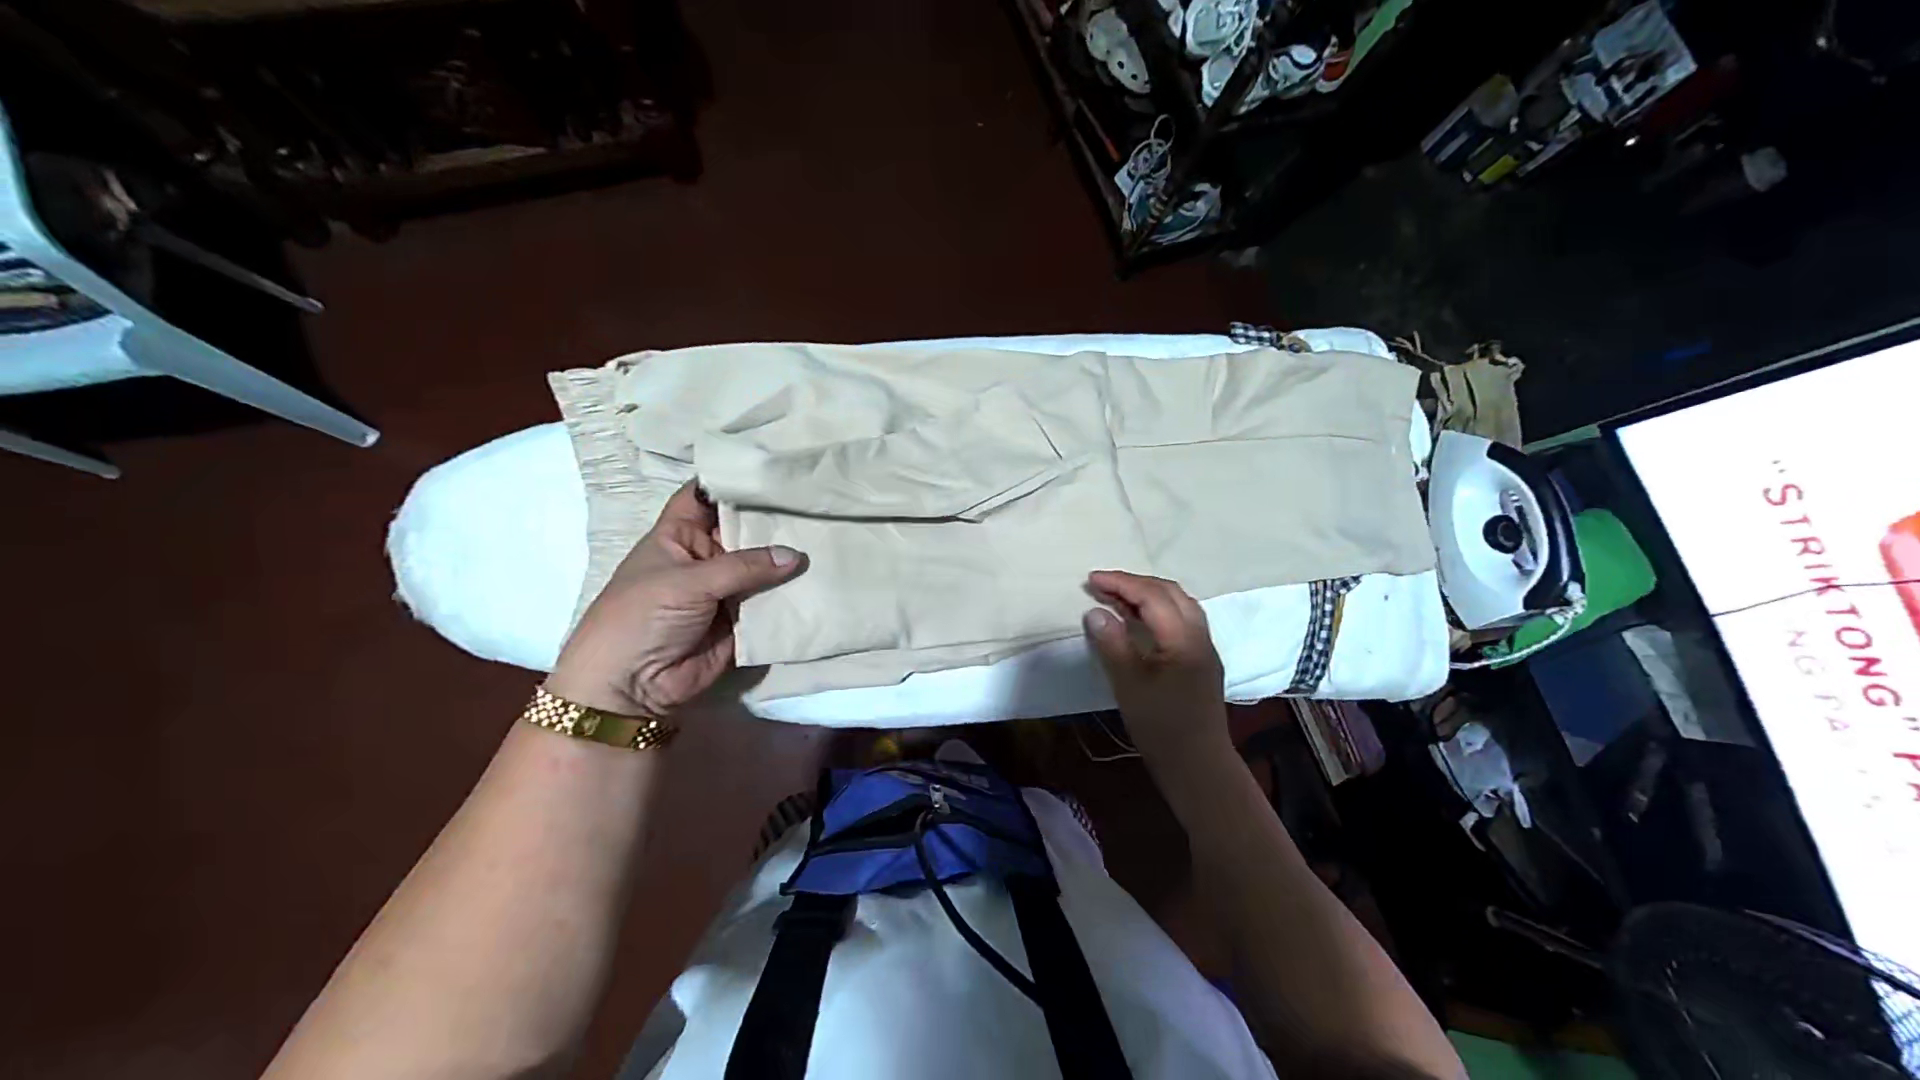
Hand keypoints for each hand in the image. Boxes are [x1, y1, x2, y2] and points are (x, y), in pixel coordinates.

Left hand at [547, 482, 805, 717]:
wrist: (630, 689)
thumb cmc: (642, 618)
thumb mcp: (688, 582)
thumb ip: (745, 566)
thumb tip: (797, 555)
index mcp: (679, 535)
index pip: (707, 497)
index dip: (734, 481)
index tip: (774, 469)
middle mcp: (706, 557)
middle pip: (745, 530)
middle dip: (775, 519)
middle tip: (818, 501)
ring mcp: (727, 590)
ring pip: (764, 567)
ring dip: (790, 558)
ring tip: (831, 534)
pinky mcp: (743, 621)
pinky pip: (772, 604)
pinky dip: (793, 595)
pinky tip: (826, 576)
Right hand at [1082, 571, 1228, 759]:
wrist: (1197, 764)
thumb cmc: (1160, 725)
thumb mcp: (1129, 684)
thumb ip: (1113, 643)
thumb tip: (1096, 611)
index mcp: (1183, 637)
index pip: (1152, 595)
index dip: (1121, 583)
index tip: (1091, 580)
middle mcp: (1199, 635)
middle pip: (1169, 592)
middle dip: (1135, 583)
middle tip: (1102, 585)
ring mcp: (1204, 647)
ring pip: (1179, 604)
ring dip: (1148, 594)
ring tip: (1117, 598)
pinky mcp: (1201, 660)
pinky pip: (1181, 618)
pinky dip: (1158, 609)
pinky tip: (1139, 620)